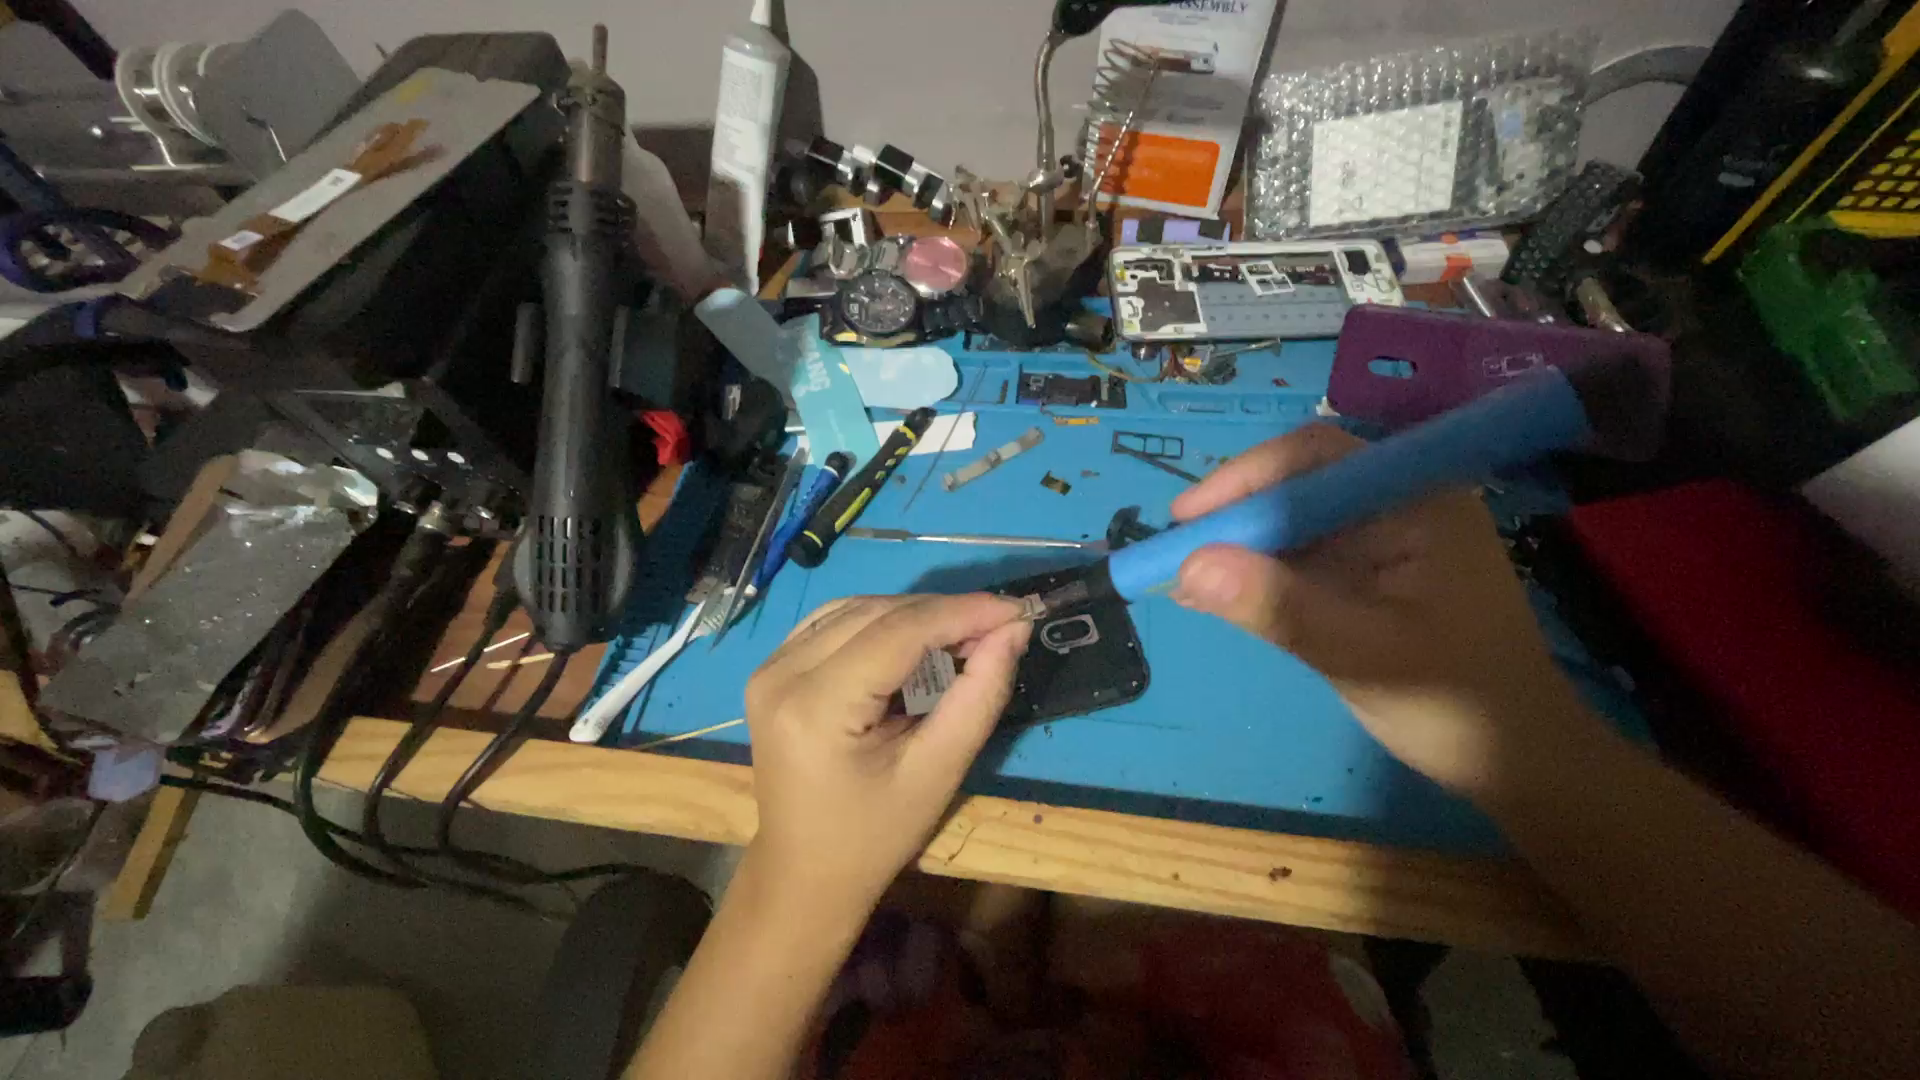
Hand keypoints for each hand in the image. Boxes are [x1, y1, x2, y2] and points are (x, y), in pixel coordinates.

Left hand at [743, 593, 1031, 912]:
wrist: (805, 872)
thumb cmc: (875, 835)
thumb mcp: (939, 772)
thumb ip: (979, 695)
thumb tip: (1013, 631)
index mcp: (815, 707)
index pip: (898, 632)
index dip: (962, 612)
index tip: (1017, 610)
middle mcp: (781, 674)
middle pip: (876, 613)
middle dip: (943, 612)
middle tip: (998, 627)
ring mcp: (769, 667)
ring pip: (855, 609)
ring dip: (914, 613)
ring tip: (963, 634)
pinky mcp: (772, 669)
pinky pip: (834, 622)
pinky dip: (881, 621)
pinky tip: (915, 639)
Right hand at [1169, 425, 1600, 799]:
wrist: (1513, 761)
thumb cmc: (1454, 703)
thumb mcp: (1360, 654)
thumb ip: (1279, 607)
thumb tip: (1188, 567)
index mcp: (1414, 500)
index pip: (1314, 456)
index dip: (1243, 478)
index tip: (1187, 521)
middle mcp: (1393, 505)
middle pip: (1294, 482)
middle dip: (1233, 514)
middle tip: (1176, 553)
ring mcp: (1376, 540)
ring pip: (1288, 520)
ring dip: (1235, 545)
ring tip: (1184, 578)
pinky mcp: (1359, 574)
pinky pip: (1294, 556)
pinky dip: (1252, 573)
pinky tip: (1215, 595)